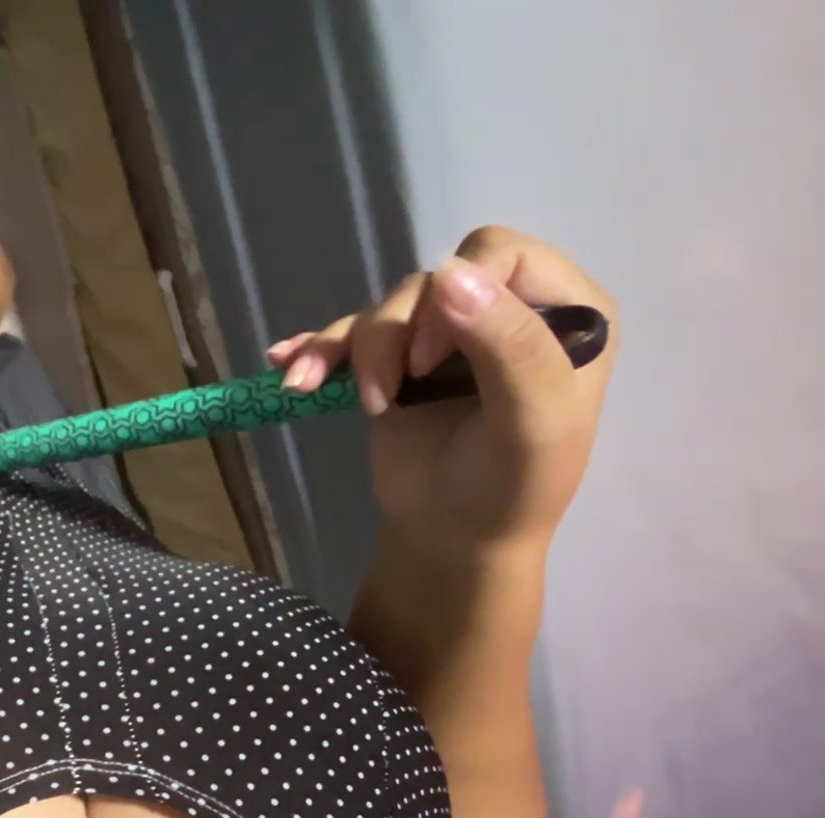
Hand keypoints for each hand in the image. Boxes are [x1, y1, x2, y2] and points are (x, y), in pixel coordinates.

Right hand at [269, 226, 619, 554]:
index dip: (455, 294)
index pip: (499, 254)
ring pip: (380, 311)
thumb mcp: (530, 421)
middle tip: (387, 392)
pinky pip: (346, 339)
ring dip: (342, 349)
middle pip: (426, 282)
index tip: (431, 359)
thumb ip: (508, 345)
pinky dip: (312, 352)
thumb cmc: (509, 486)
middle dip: (391, 333)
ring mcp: (439, 341)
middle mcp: (499, 315)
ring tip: (307, 389)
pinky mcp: (391, 367)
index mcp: (559, 314)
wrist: (449, 537)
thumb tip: (448, 273)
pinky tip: (285, 365)